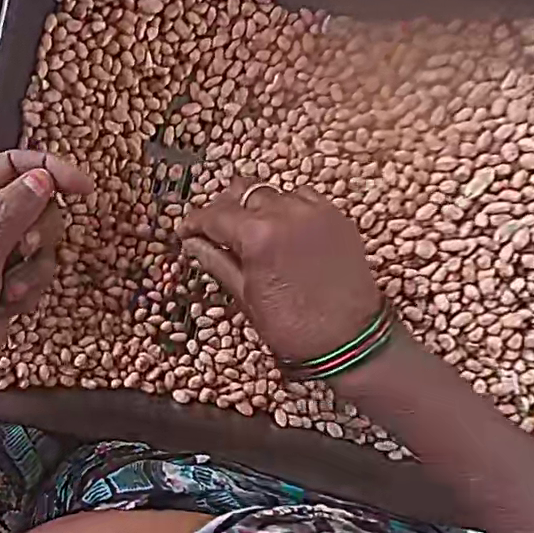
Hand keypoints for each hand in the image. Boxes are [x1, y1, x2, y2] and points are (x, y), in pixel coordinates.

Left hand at [0, 150, 93, 393]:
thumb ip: (7, 214)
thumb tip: (42, 178)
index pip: (8, 167)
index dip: (47, 169)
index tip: (82, 186)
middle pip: (34, 202)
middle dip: (37, 230)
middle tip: (23, 250)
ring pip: (42, 241)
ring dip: (33, 268)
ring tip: (6, 291)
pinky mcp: (9, 284)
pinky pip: (39, 273)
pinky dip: (30, 290)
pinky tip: (7, 307)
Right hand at [178, 179, 385, 362]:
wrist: (347, 339)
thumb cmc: (292, 326)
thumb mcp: (244, 295)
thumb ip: (217, 261)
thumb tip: (193, 244)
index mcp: (257, 235)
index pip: (214, 215)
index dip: (194, 222)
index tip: (186, 231)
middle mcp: (286, 213)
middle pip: (242, 193)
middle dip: (223, 210)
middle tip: (213, 231)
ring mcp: (314, 212)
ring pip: (271, 192)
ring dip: (254, 207)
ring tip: (247, 231)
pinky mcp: (335, 217)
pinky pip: (301, 198)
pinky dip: (285, 208)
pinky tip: (279, 230)